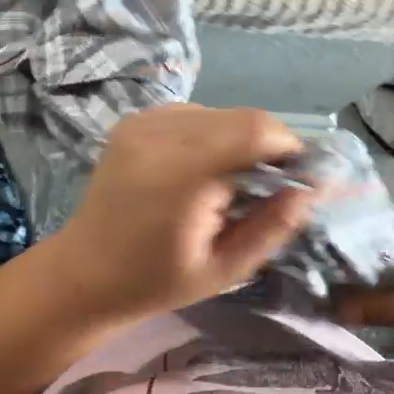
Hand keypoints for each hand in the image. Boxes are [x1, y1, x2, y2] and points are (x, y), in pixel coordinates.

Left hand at [42, 105, 312, 320]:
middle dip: (269, 145)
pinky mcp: (133, 121)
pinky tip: (201, 170)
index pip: (255, 130)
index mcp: (182, 175)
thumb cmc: (155, 281)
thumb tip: (311, 190)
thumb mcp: (225, 270)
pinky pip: (193, 114)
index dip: (288, 147)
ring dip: (240, 139)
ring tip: (231, 183)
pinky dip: (211, 135)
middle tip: (270, 185)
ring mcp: (143, 123)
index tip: (298, 178)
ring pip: (220, 112)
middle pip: (243, 117)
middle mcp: (160, 136)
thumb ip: (271, 227)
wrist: (83, 273)